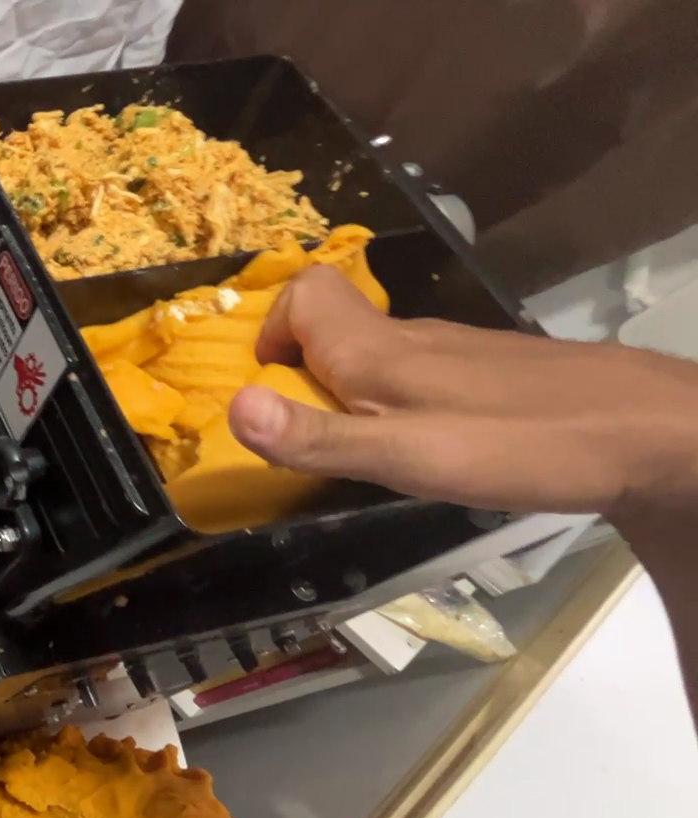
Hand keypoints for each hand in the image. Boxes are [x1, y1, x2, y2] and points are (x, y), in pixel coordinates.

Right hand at [228, 265, 697, 522]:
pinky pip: (410, 373)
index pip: (304, 291)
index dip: (271, 330)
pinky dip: (388, 401)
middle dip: (296, 372)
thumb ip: (313, 435)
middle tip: (307, 434)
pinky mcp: (484, 374)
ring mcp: (452, 353)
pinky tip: (421, 444)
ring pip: (370, 354)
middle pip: (329, 328)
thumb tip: (233, 407)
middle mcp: (408, 338)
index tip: (271, 385)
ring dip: (341, 391)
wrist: (670, 437)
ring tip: (362, 449)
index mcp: (376, 349)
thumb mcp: (401, 454)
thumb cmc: (521, 442)